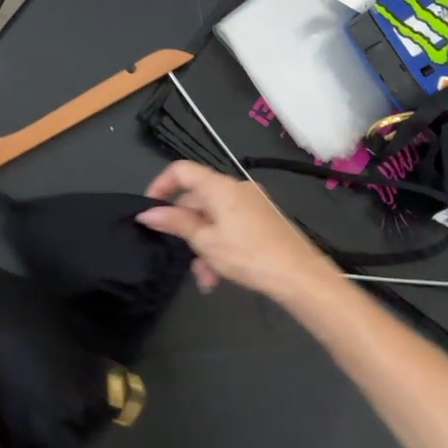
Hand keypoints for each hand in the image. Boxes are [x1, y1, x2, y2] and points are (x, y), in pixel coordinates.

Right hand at [137, 161, 339, 299]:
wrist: (300, 276)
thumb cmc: (248, 256)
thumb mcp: (205, 241)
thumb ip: (175, 223)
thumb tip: (147, 213)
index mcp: (221, 188)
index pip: (181, 171)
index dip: (160, 186)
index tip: (149, 211)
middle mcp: (237, 189)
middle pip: (197, 200)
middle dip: (184, 229)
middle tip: (180, 257)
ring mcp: (252, 204)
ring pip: (212, 219)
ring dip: (202, 246)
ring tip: (205, 277)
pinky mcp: (262, 219)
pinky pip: (229, 226)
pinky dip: (219, 246)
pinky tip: (219, 274)